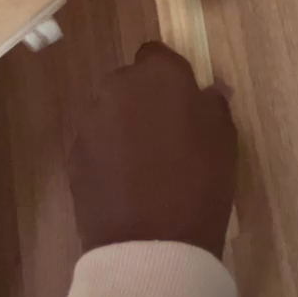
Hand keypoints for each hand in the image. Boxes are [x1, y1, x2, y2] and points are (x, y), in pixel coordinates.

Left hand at [67, 42, 237, 256]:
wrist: (152, 242)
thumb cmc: (200, 177)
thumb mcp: (224, 136)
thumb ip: (213, 104)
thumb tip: (208, 91)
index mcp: (159, 74)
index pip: (159, 54)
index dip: (171, 75)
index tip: (185, 99)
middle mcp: (118, 87)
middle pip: (130, 81)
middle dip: (144, 97)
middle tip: (168, 129)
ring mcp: (90, 122)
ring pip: (110, 111)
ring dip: (125, 124)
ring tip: (146, 158)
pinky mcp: (73, 156)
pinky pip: (97, 142)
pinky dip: (109, 152)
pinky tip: (128, 180)